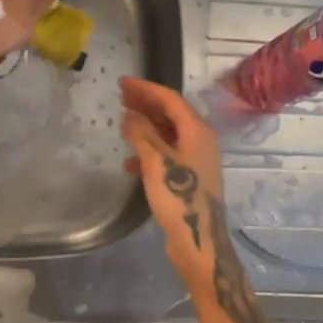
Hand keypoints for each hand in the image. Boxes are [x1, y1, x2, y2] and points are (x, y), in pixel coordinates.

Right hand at [119, 76, 224, 282]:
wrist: (198, 239)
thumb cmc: (178, 196)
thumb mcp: (155, 161)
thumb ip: (141, 134)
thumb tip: (130, 114)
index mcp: (197, 130)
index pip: (170, 98)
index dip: (146, 88)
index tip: (122, 83)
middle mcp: (201, 140)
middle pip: (171, 114)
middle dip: (146, 104)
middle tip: (121, 97)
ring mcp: (197, 160)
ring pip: (169, 134)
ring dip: (146, 127)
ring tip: (123, 124)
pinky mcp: (191, 178)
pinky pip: (168, 154)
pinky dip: (149, 151)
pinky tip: (130, 162)